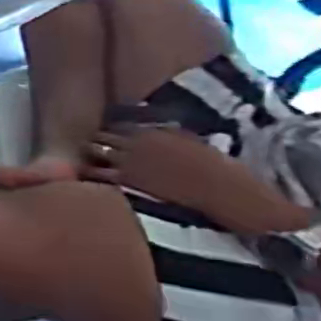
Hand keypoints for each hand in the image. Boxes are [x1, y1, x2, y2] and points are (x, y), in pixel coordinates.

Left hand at [84, 127, 313, 236]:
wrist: (233, 195)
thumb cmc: (223, 171)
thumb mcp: (194, 144)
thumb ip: (171, 135)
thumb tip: (161, 129)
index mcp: (153, 132)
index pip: (117, 125)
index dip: (112, 132)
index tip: (108, 138)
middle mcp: (136, 142)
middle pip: (100, 136)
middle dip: (95, 141)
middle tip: (92, 149)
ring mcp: (130, 160)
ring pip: (93, 150)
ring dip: (89, 155)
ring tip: (87, 161)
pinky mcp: (129, 180)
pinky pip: (98, 173)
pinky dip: (91, 173)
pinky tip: (87, 176)